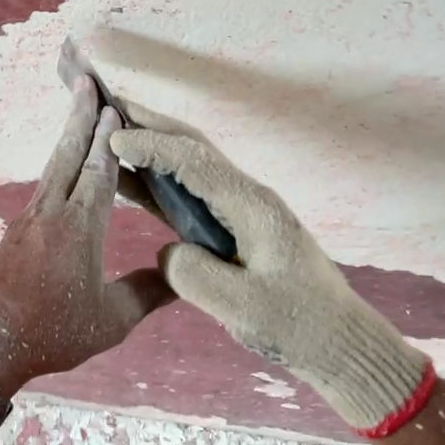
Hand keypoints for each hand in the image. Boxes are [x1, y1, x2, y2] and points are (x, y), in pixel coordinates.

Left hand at [0, 76, 174, 395]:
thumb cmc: (54, 331)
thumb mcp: (110, 321)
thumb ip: (148, 293)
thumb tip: (184, 273)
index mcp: (79, 229)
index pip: (99, 173)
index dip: (108, 140)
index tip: (114, 108)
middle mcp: (53, 211)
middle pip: (69, 154)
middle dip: (80, 116)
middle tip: (87, 81)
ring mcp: (32, 214)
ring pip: (54, 164)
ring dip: (69, 132)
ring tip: (79, 104)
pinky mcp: (21, 223)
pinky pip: (46, 180)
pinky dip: (59, 158)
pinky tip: (65, 155)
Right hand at [109, 100, 434, 437]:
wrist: (340, 345)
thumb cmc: (298, 325)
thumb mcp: (243, 308)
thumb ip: (194, 273)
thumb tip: (166, 249)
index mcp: (250, 205)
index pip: (193, 160)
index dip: (151, 146)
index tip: (113, 140)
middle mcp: (242, 194)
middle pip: (189, 145)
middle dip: (146, 120)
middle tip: (104, 100)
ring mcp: (235, 207)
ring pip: (184, 162)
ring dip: (146, 141)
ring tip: (105, 124)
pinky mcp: (227, 225)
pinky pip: (184, 190)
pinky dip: (153, 174)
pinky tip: (124, 173)